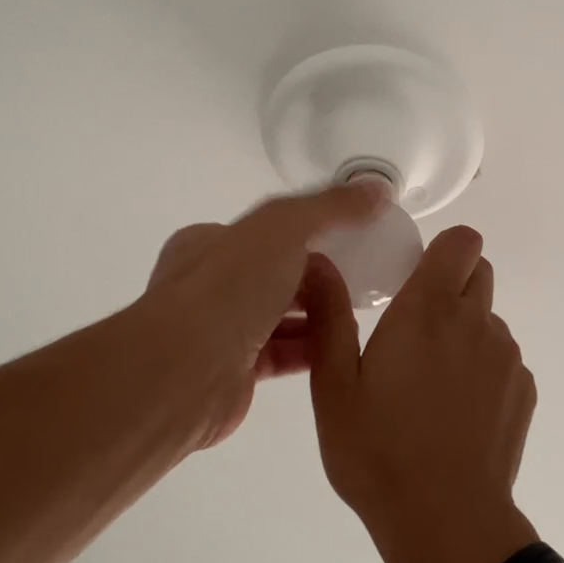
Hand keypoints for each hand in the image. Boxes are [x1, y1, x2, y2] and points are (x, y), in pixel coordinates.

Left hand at [137, 183, 382, 449]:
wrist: (186, 373)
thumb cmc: (229, 288)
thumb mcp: (284, 228)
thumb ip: (330, 207)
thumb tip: (377, 189)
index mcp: (208, 244)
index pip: (264, 233)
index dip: (306, 234)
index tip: (348, 241)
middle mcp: (209, 286)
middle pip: (274, 276)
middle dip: (316, 278)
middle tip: (358, 281)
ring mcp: (219, 332)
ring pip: (279, 317)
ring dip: (317, 316)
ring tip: (357, 313)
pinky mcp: (234, 374)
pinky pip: (283, 355)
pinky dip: (311, 350)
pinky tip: (343, 348)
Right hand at [303, 225, 541, 562]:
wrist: (446, 520)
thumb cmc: (378, 451)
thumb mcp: (334, 387)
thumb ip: (329, 317)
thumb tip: (316, 262)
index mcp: (429, 309)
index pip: (463, 241)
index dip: (442, 250)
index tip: (414, 278)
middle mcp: (477, 321)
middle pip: (478, 274)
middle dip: (450, 286)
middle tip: (414, 332)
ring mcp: (507, 357)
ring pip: (488, 320)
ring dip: (464, 333)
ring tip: (429, 386)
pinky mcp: (524, 391)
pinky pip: (502, 360)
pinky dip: (481, 371)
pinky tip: (455, 415)